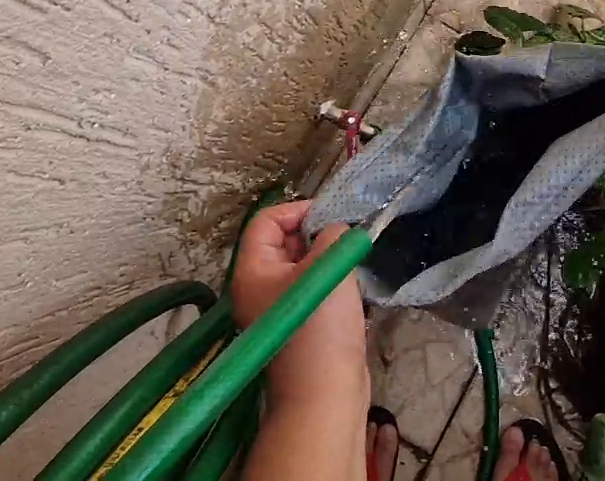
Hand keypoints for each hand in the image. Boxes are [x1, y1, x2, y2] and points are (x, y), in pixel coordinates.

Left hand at [231, 201, 367, 401]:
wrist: (325, 393)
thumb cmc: (320, 325)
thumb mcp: (328, 266)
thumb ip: (333, 234)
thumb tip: (336, 230)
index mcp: (252, 271)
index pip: (267, 220)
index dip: (297, 210)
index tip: (330, 215)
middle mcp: (257, 288)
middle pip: (284, 242)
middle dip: (317, 235)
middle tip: (345, 238)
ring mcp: (276, 310)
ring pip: (302, 266)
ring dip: (329, 261)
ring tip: (350, 266)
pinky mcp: (297, 326)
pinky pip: (313, 290)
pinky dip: (332, 284)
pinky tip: (351, 292)